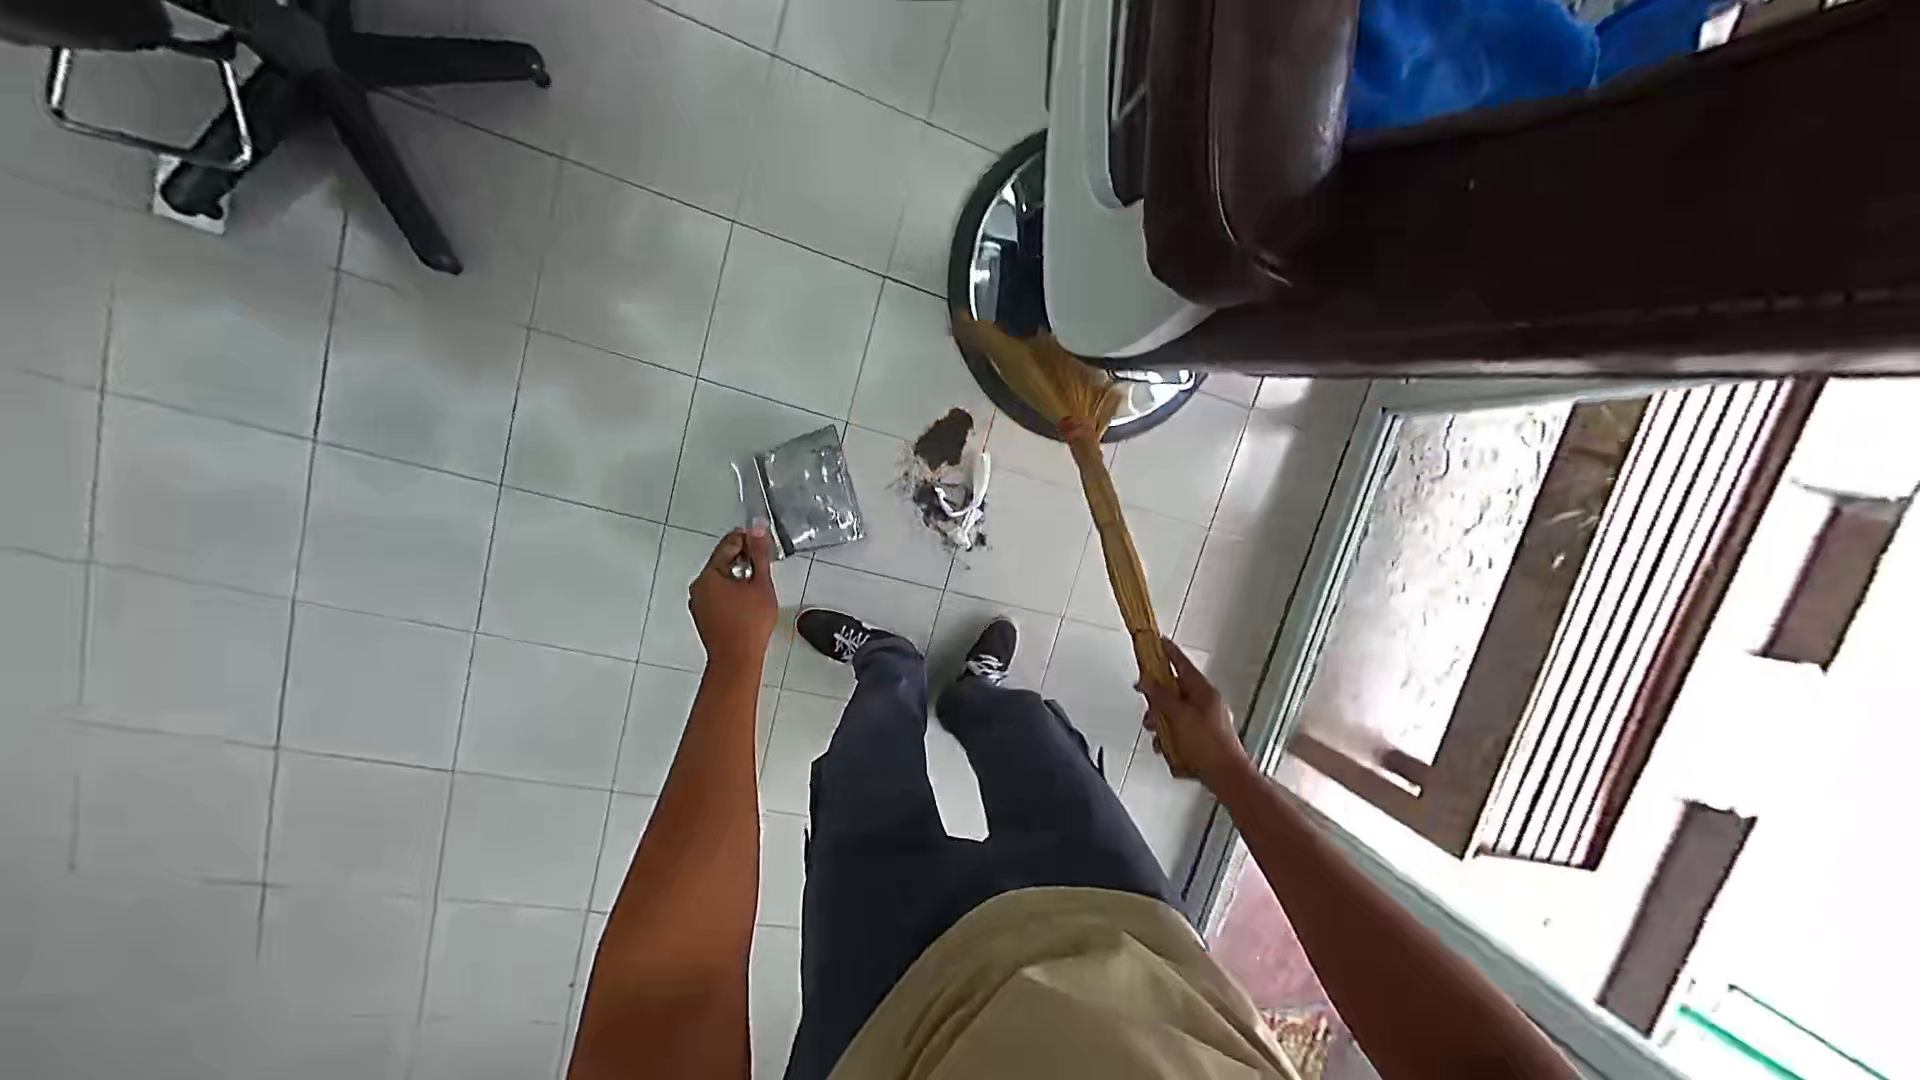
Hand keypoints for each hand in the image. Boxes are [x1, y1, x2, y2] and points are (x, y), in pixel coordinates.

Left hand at [690, 526, 777, 670]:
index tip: (760, 537)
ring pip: (719, 579)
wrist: (736, 659)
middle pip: (721, 562)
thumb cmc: (749, 625)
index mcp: (709, 575)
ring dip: (737, 575)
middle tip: (762, 559)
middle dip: (742, 558)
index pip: (727, 545)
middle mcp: (698, 587)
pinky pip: (716, 595)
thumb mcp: (761, 583)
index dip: (746, 539)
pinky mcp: (703, 616)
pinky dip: (731, 591)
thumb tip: (757, 530)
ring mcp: (698, 603)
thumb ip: (759, 554)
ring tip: (758, 580)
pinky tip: (747, 598)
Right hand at [1138, 638, 1252, 789]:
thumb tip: (1148, 680)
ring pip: (1173, 711)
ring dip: (1160, 722)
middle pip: (1174, 689)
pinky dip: (1169, 737)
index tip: (1157, 641)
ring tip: (1157, 734)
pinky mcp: (1202, 738)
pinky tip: (1166, 748)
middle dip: (1157, 700)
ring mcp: (1205, 720)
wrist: (1226, 777)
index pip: (1182, 663)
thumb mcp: (1178, 716)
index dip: (1168, 652)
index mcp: (1203, 691)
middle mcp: (1205, 702)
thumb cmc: (1207, 746)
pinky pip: (1179, 729)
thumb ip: (1161, 696)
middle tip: (1148, 708)